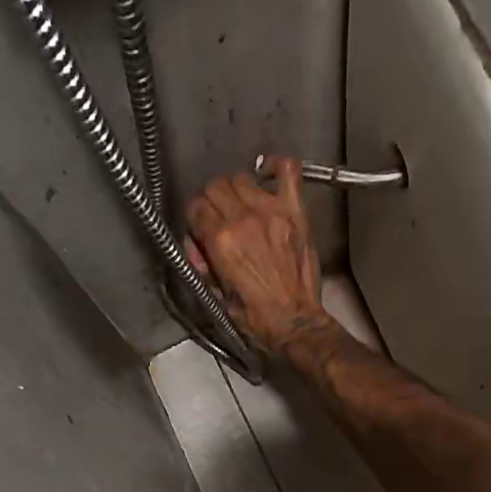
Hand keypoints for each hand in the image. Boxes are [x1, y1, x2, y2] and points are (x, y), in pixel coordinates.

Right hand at [184, 157, 329, 353]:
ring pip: (242, 178)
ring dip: (238, 191)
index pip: (195, 208)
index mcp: (221, 241)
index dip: (196, 220)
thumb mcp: (217, 296)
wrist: (295, 324)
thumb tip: (196, 245)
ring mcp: (272, 212)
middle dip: (213, 203)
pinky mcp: (295, 213)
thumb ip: (203, 264)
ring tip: (243, 208)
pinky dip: (276, 167)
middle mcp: (244, 219)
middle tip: (221, 221)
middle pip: (216, 187)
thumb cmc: (256, 318)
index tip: (201, 231)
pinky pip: (287, 171)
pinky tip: (268, 176)